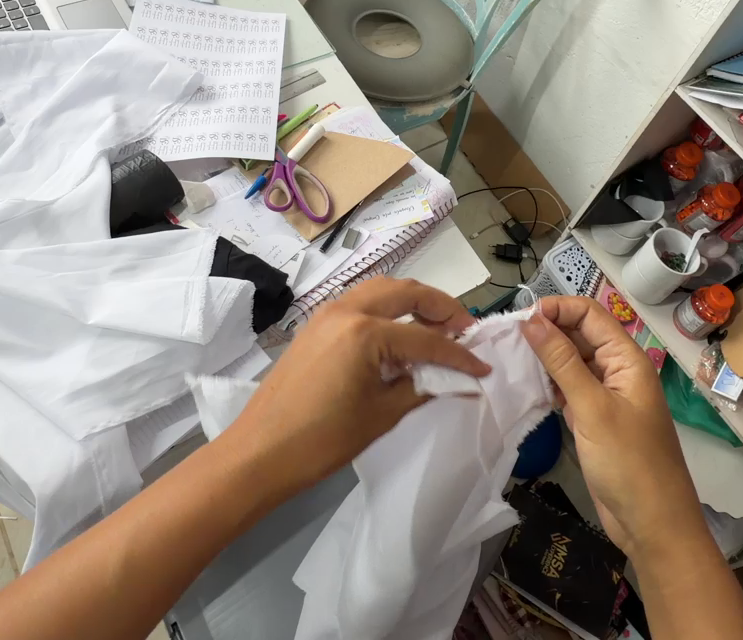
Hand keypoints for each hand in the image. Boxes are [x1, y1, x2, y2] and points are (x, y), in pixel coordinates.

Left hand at [217, 276, 487, 496]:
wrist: (259, 452)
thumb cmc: (322, 440)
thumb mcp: (381, 415)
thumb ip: (422, 388)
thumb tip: (456, 380)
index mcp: (365, 331)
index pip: (426, 337)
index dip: (459, 355)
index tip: (483, 367)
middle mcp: (347, 309)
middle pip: (406, 292)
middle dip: (440, 307)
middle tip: (464, 329)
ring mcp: (328, 313)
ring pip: (382, 289)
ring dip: (412, 301)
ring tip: (437, 327)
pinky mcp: (316, 324)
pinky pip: (361, 302)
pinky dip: (387, 309)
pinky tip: (400, 334)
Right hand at [521, 296, 704, 559]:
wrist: (653, 526)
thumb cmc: (629, 462)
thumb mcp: (592, 407)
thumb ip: (561, 361)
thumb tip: (531, 319)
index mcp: (626, 359)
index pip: (589, 314)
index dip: (557, 308)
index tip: (521, 320)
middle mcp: (617, 370)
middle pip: (579, 334)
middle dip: (547, 331)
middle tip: (509, 341)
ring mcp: (606, 396)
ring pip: (571, 361)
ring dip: (545, 358)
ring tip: (511, 360)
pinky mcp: (594, 419)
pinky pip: (569, 388)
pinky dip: (549, 384)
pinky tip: (526, 386)